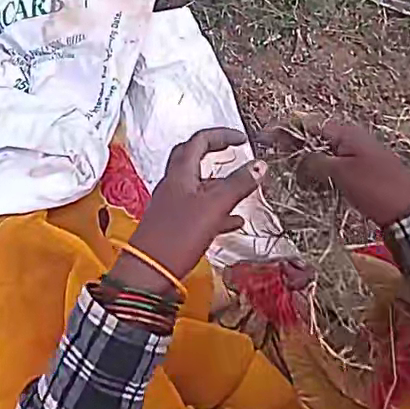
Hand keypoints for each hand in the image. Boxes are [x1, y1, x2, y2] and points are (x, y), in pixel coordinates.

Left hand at [109, 127, 263, 295]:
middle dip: (213, 150)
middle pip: (192, 157)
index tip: (242, 139)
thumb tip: (260, 164)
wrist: (149, 272)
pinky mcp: (174, 224)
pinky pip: (199, 209)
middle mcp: (173, 183)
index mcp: (180, 173)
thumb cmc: (179, 235)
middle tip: (233, 150)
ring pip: (197, 184)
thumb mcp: (214, 206)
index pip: (199, 141)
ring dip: (218, 182)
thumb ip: (237, 184)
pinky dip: (217, 210)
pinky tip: (235, 221)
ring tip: (242, 187)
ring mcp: (172, 203)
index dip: (221, 135)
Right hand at [277, 118, 409, 226]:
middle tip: (272, 157)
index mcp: (345, 133)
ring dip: (306, 163)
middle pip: (313, 139)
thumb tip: (297, 157)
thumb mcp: (341, 172)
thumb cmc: (378, 188)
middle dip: (293, 147)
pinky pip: (333, 169)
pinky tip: (310, 186)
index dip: (285, 130)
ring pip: (322, 155)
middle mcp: (350, 141)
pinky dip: (320, 175)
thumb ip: (315, 161)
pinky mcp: (361, 175)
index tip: (264, 137)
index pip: (307, 125)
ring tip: (288, 174)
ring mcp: (356, 157)